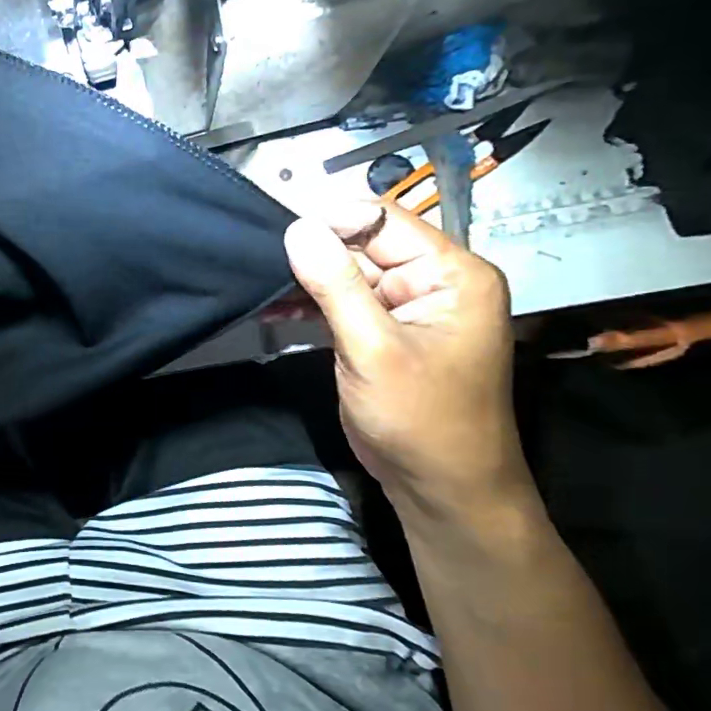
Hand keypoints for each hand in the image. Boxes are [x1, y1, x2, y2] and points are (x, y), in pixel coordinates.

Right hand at [284, 202, 528, 524]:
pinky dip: (314, 306)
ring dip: (308, 281)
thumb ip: (336, 285)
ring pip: (351, 276)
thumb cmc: (419, 420)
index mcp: (452, 274)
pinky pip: (348, 306)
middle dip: (314, 253)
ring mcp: (409, 310)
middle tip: (258, 254)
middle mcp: (435, 282)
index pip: (384, 222)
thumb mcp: (372, 349)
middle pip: (365, 247)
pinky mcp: (386, 334)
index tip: (278, 227)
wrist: (441, 490)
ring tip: (260, 282)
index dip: (331, 220)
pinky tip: (276, 307)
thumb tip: (298, 227)